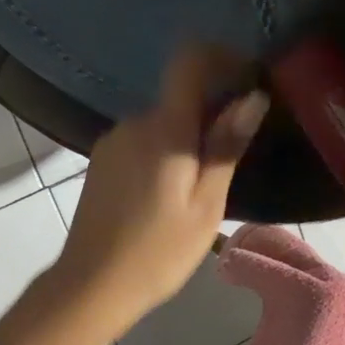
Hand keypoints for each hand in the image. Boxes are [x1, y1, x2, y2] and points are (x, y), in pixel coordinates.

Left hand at [50, 47, 267, 328]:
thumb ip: (226, 147)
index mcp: (163, 129)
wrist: (92, 286)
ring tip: (197, 193)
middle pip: (178, 99)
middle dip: (208, 117)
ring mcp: (111, 143)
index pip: (189, 60)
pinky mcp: (100, 163)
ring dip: (184, 142)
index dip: (221, 58)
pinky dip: (162, 156)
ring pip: (160, 125)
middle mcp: (133, 124)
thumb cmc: (158, 253)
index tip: (246, 81)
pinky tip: (165, 200)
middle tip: (230, 164)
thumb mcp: (206, 205)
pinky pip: (141, 144)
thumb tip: (253, 97)